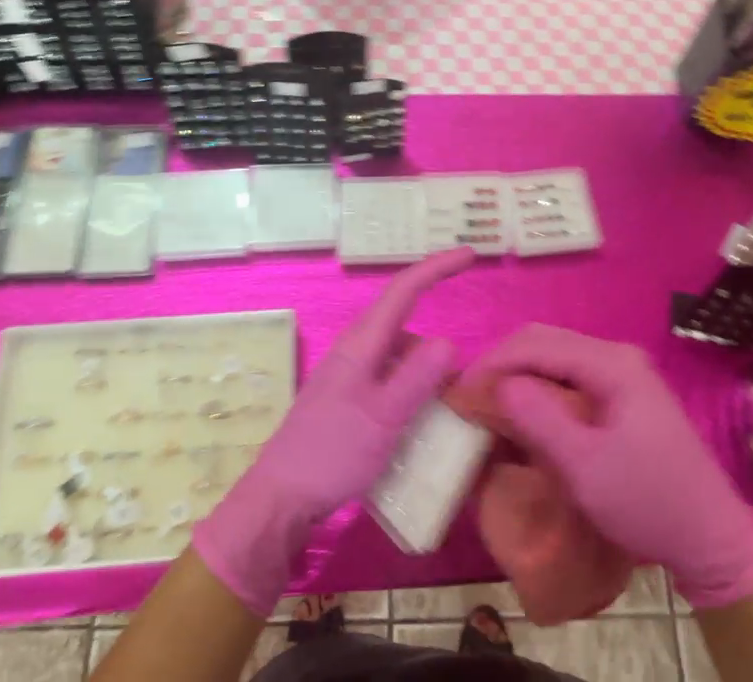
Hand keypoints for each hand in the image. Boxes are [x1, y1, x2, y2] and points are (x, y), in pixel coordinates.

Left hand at [191, 248, 472, 614]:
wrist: (282, 497)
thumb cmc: (331, 454)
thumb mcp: (384, 417)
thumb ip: (417, 377)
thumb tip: (449, 340)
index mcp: (361, 345)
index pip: (403, 290)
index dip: (436, 267)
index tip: (470, 254)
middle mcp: (355, 352)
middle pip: (406, 327)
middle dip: (438, 343)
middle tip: (465, 382)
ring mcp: (350, 378)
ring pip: (401, 359)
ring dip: (427, 375)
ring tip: (448, 412)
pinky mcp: (350, 402)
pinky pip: (391, 383)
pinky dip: (414, 394)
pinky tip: (424, 424)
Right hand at [463, 323, 752, 608]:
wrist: (709, 537)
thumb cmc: (647, 502)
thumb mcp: (585, 467)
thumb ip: (539, 418)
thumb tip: (497, 384)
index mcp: (612, 364)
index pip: (535, 343)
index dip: (492, 363)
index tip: (459, 394)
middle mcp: (617, 357)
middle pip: (543, 342)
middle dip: (501, 365)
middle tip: (468, 400)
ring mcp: (622, 375)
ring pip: (553, 359)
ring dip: (517, 377)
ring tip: (487, 407)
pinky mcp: (621, 396)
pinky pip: (568, 378)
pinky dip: (538, 390)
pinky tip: (520, 414)